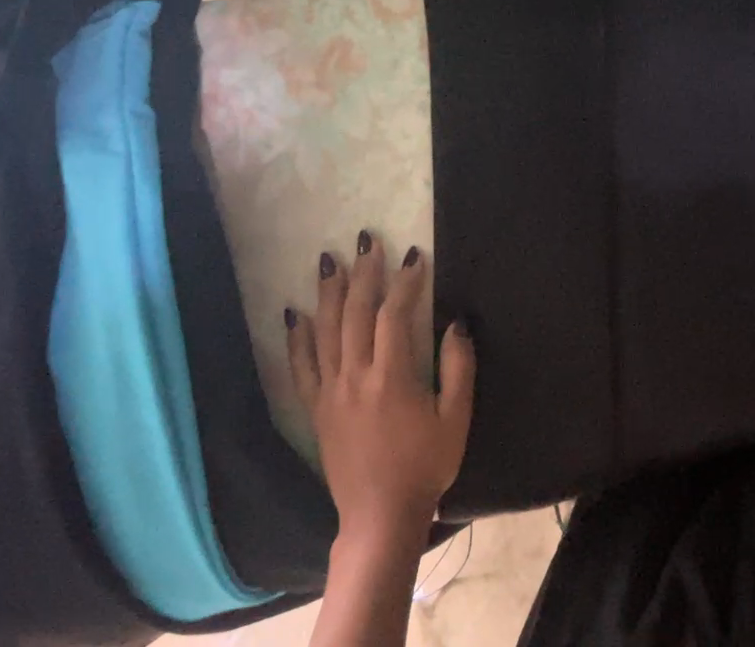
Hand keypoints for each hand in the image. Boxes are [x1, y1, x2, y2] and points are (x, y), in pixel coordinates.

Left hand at [287, 231, 475, 552]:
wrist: (380, 514)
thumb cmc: (426, 465)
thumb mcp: (456, 418)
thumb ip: (458, 367)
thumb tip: (456, 323)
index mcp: (392, 377)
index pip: (395, 315)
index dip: (405, 282)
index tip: (414, 256)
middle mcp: (355, 377)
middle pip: (355, 314)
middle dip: (362, 274)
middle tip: (367, 241)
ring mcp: (330, 393)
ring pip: (325, 332)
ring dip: (328, 293)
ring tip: (330, 261)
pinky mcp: (317, 410)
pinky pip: (301, 366)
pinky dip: (297, 337)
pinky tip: (296, 313)